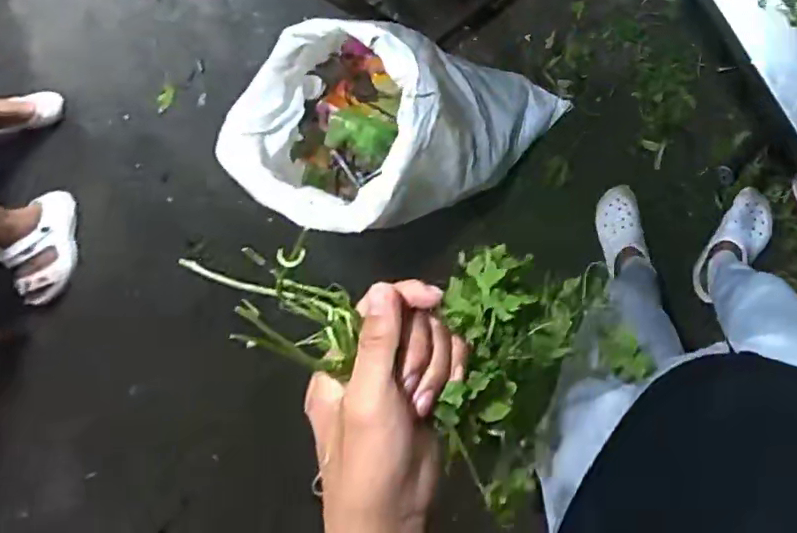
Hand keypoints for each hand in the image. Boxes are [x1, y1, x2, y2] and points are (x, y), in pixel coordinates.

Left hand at [304, 281, 468, 532]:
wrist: (395, 518)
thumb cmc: (369, 462)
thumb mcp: (367, 399)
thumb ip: (376, 341)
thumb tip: (382, 286)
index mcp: (343, 360)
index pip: (377, 303)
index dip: (406, 297)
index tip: (433, 299)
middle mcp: (372, 361)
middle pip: (413, 318)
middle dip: (420, 350)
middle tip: (407, 389)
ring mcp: (402, 374)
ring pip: (436, 336)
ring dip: (436, 368)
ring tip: (421, 404)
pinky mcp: (429, 385)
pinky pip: (452, 355)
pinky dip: (453, 373)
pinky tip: (442, 399)